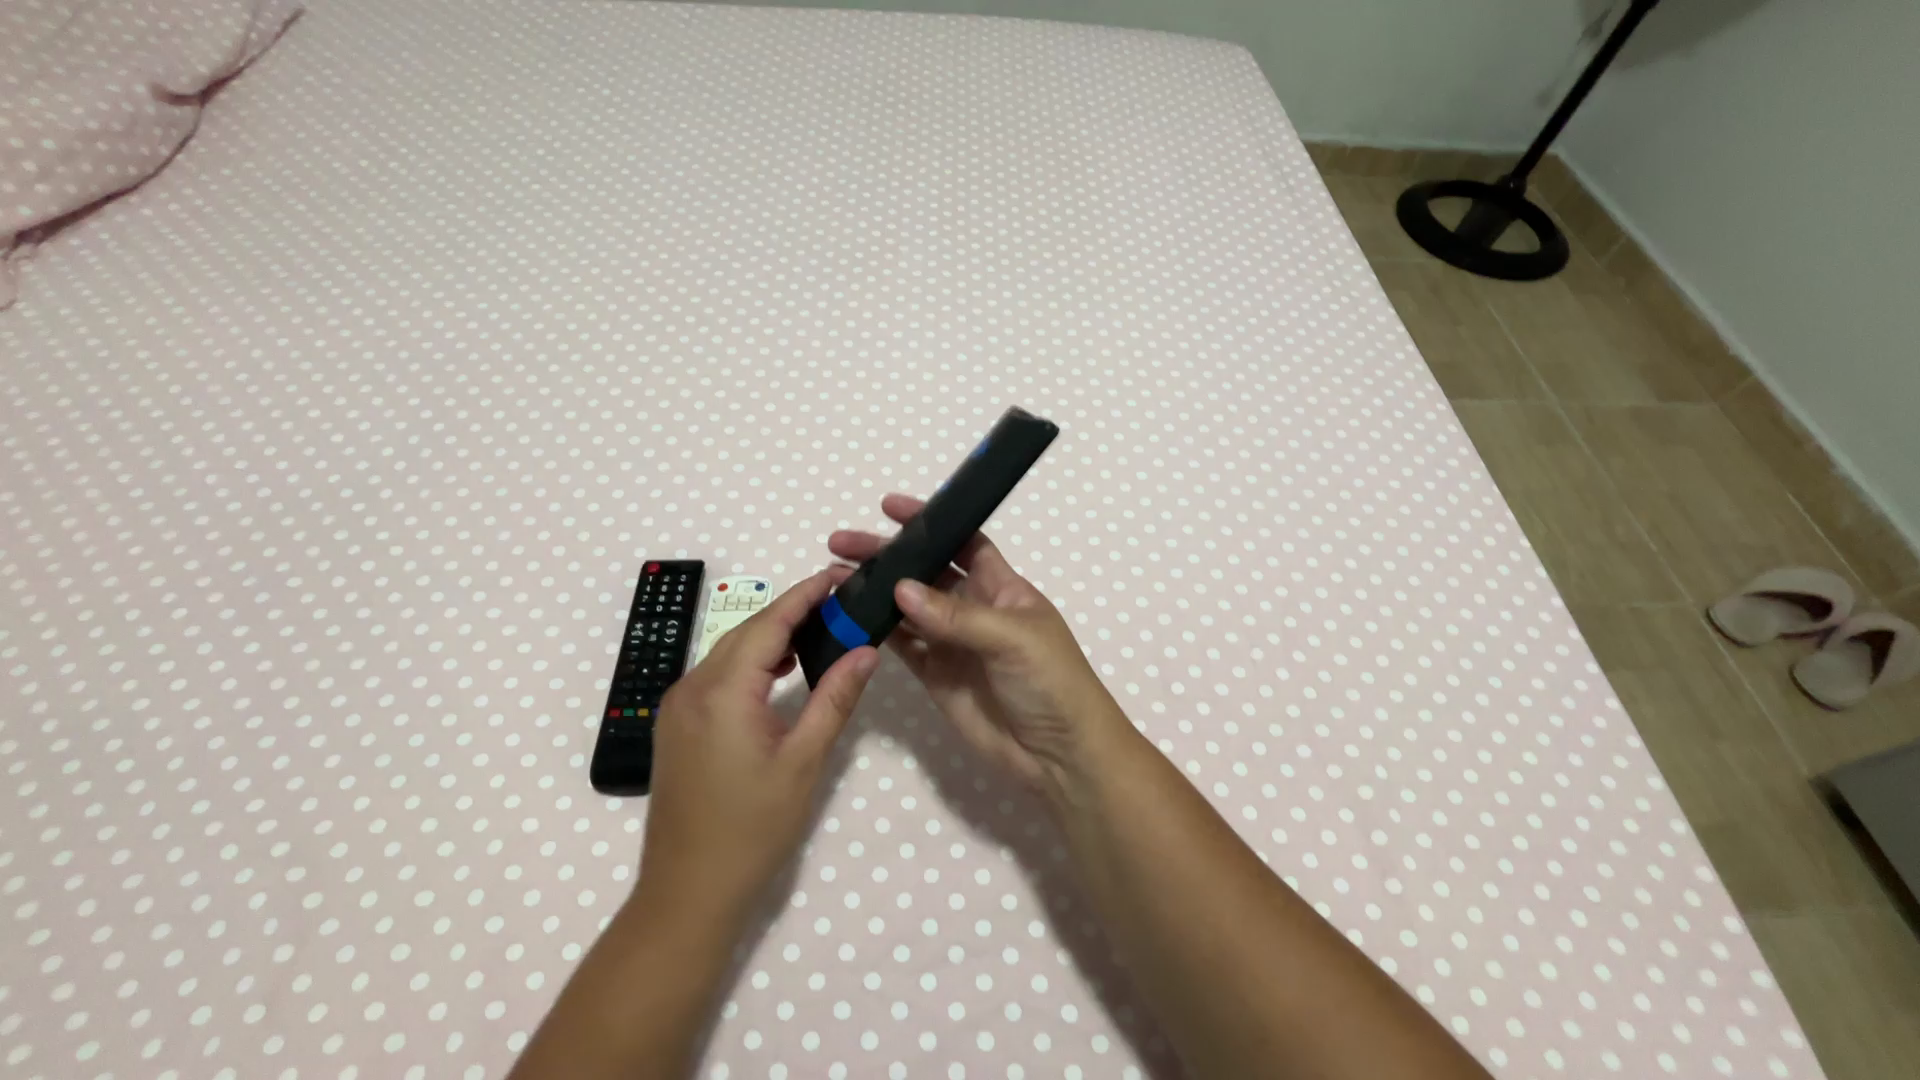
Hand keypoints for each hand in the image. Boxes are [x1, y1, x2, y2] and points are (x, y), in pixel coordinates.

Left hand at [636, 569, 878, 922]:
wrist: (689, 890)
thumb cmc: (753, 828)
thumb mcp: (804, 761)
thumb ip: (834, 698)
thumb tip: (865, 649)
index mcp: (723, 691)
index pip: (769, 623)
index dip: (805, 595)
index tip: (839, 576)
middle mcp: (692, 687)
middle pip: (746, 632)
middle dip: (791, 612)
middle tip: (839, 603)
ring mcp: (677, 707)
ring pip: (729, 652)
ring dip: (770, 637)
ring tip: (818, 631)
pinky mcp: (675, 726)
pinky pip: (716, 676)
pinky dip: (751, 663)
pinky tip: (779, 671)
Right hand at [827, 494, 1132, 796]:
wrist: (1059, 755)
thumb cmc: (1051, 682)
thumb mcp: (1012, 638)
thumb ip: (955, 615)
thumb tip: (900, 588)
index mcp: (1003, 587)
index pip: (964, 542)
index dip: (931, 523)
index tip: (889, 508)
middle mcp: (974, 608)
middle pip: (925, 571)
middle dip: (887, 555)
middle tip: (840, 545)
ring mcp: (952, 642)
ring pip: (906, 607)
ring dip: (874, 591)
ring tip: (834, 579)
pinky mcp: (936, 674)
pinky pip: (902, 645)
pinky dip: (876, 631)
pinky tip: (849, 617)